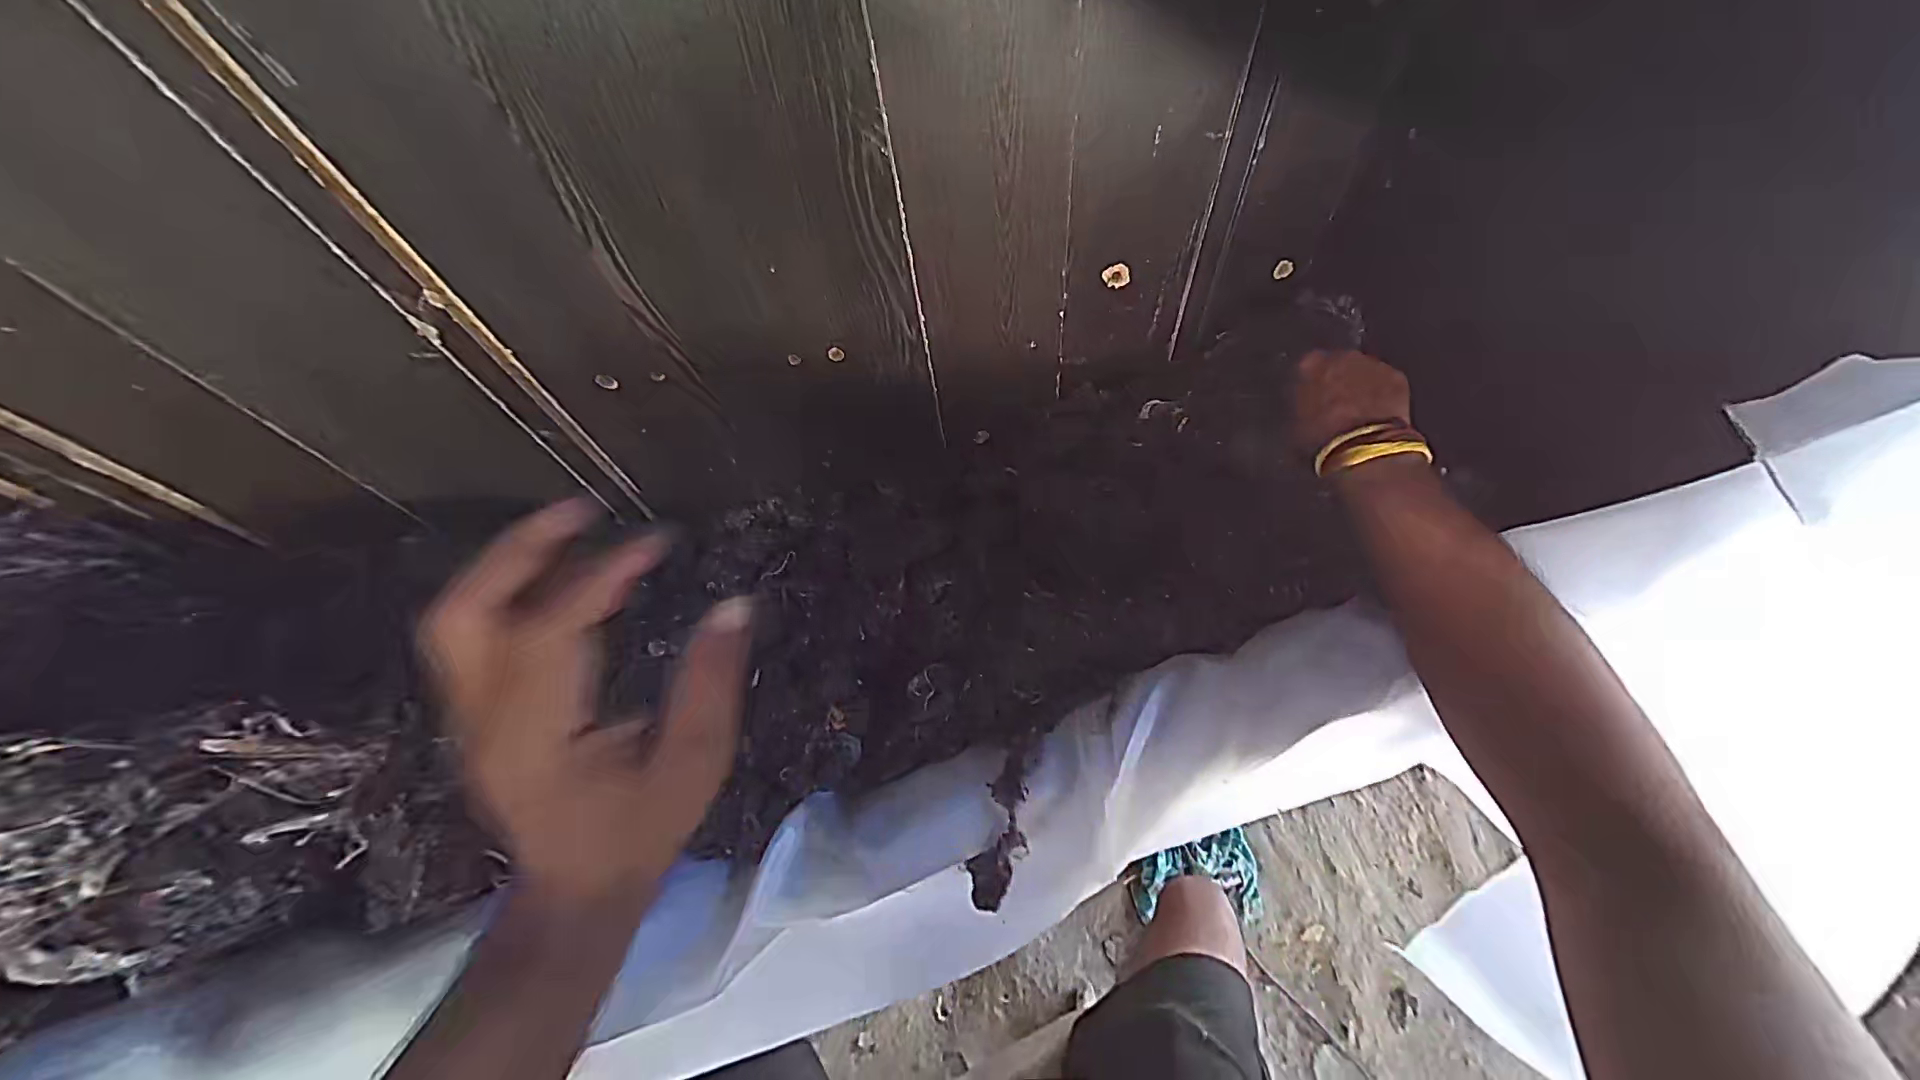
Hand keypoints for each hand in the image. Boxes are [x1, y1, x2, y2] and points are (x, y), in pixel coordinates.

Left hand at [418, 499, 753, 906]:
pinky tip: (555, 574)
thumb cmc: (641, 830)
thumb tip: (736, 605)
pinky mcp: (473, 715)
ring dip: (507, 563)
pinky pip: (471, 634)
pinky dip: (508, 589)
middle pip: (467, 613)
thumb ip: (712, 681)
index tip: (656, 541)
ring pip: (454, 618)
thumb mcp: (695, 761)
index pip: (551, 630)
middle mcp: (484, 720)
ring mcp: (466, 717)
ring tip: (568, 528)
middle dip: (523, 550)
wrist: (576, 888)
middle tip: (583, 509)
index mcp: (537, 735)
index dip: (602, 574)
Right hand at [1291, 349, 1412, 458]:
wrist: (1361, 447)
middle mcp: (1342, 357)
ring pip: (1363, 371)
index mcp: (1310, 365)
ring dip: (1359, 385)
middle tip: (1335, 405)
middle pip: (1338, 363)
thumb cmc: (1320, 438)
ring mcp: (1372, 364)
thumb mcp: (1294, 423)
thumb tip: (1305, 405)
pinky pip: (1385, 381)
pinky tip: (1376, 414)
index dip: (1309, 383)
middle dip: (1337, 380)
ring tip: (1357, 412)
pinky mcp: (1396, 376)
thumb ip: (1299, 403)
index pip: (1306, 366)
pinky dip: (1381, 393)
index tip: (1310, 397)